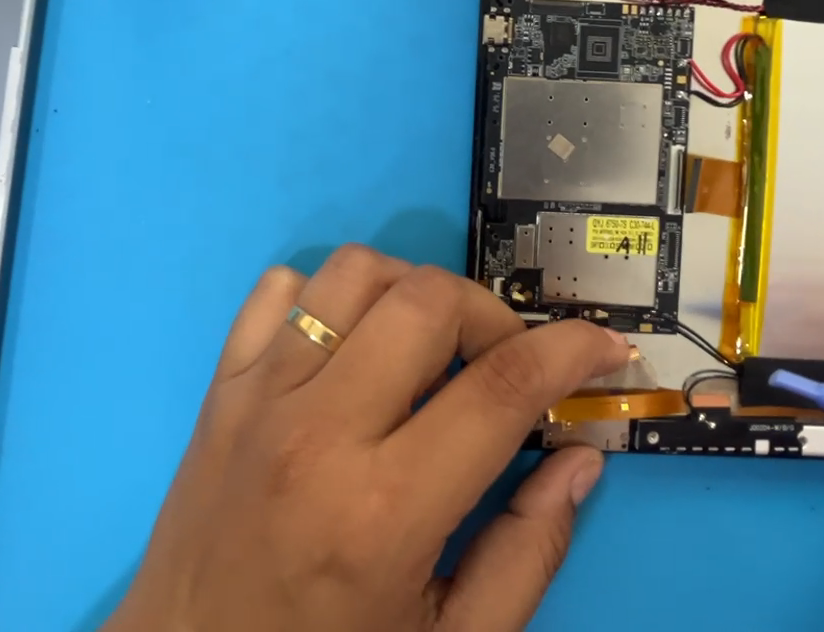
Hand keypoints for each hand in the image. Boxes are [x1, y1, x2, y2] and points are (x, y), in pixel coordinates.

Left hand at [105, 244, 629, 631]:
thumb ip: (527, 551)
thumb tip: (581, 459)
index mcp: (383, 511)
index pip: (500, 388)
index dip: (569, 352)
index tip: (603, 346)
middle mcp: (317, 432)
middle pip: (427, 301)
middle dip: (490, 317)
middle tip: (503, 364)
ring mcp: (258, 397)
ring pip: (354, 272)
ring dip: (412, 292)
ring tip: (429, 348)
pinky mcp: (220, 386)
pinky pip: (278, 289)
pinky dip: (326, 294)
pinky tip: (349, 344)